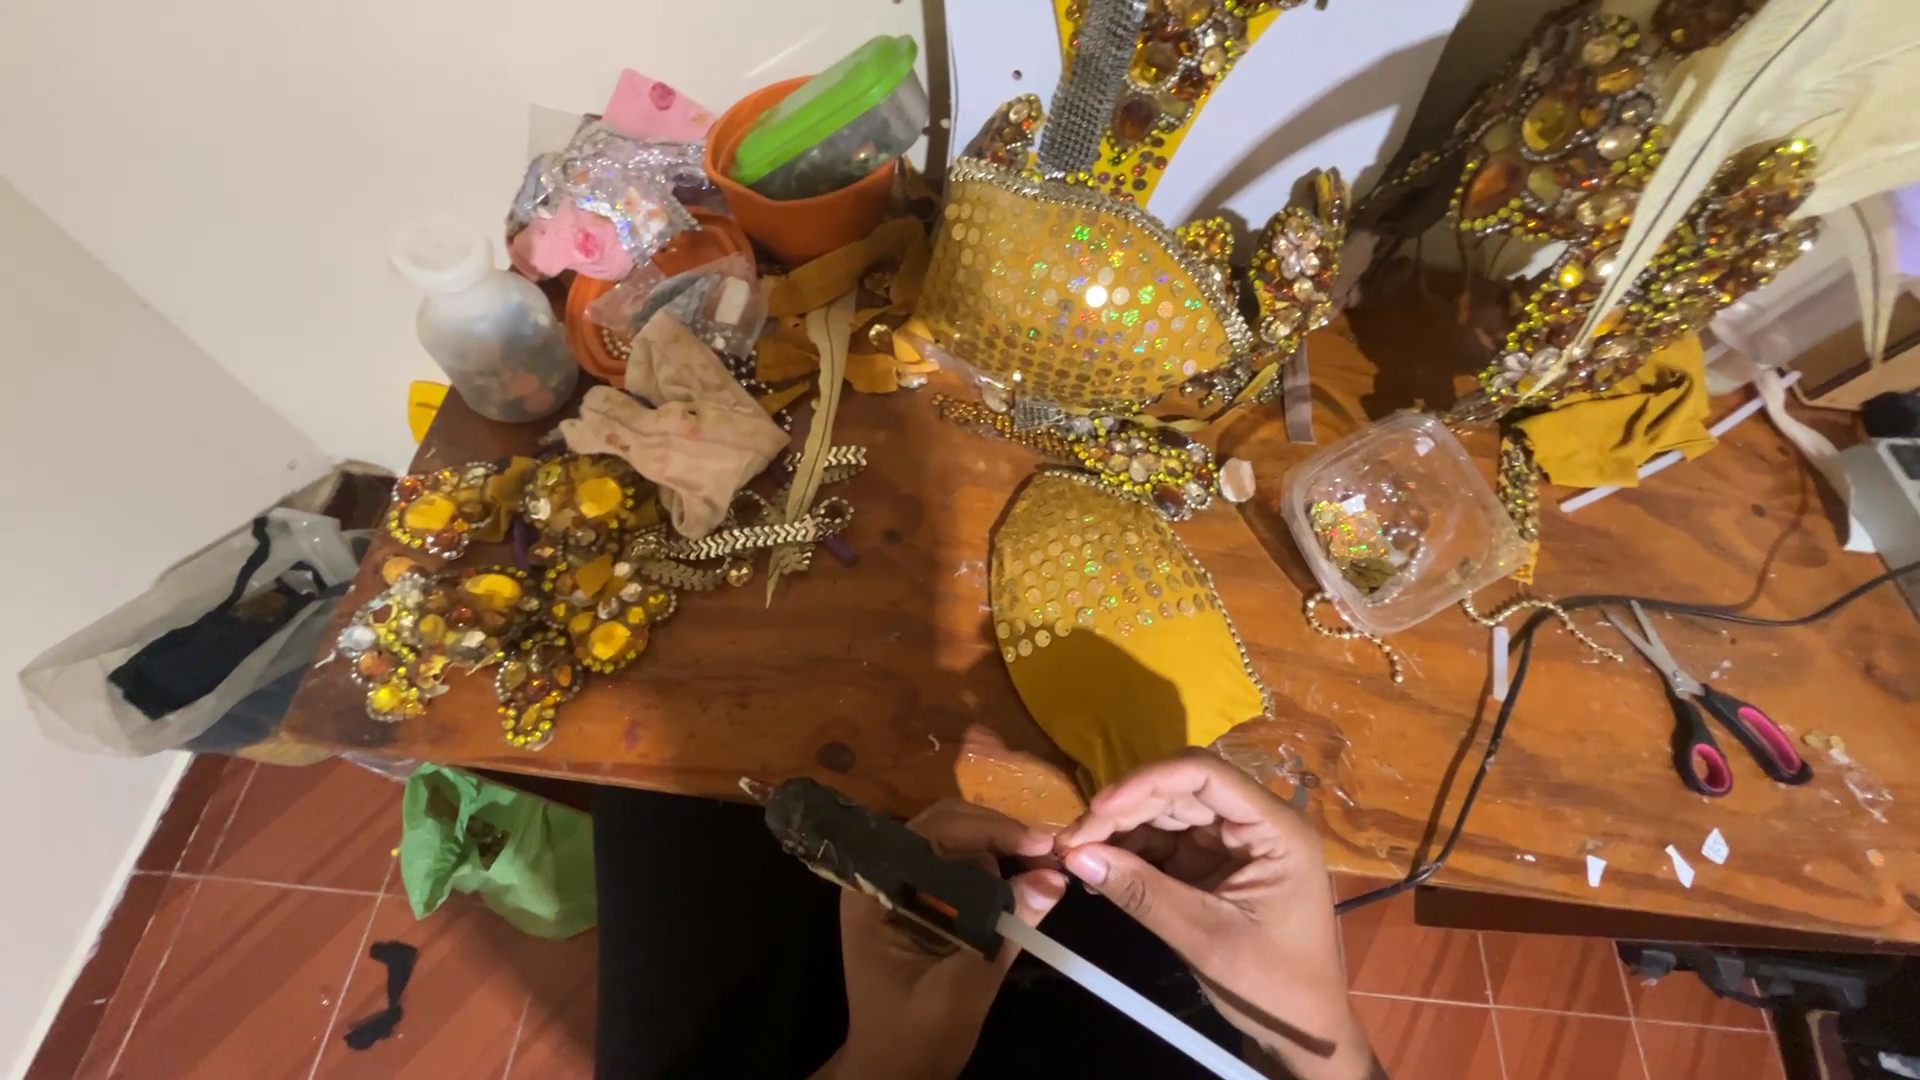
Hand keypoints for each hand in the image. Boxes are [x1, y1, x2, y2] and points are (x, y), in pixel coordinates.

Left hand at [822, 799, 1067, 1079]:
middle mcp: (881, 873)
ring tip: (1040, 868)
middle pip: (945, 824)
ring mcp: (899, 881)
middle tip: (1047, 853)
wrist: (892, 1074)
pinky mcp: (918, 894)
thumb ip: (1005, 930)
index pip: (932, 831)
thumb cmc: (914, 1038)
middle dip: (998, 834)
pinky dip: (992, 868)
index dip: (988, 830)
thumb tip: (1054, 878)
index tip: (1038, 844)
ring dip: (998, 847)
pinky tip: (1020, 885)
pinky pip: (959, 863)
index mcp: (874, 889)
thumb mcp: (963, 989)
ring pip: (956, 838)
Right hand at [1055, 750, 1377, 1079]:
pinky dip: (1127, 849)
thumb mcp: (1206, 938)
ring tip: (1074, 852)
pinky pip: (1160, 839)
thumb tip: (1076, 856)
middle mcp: (1250, 819)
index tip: (1100, 807)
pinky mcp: (1207, 857)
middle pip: (1176, 790)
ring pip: (1162, 810)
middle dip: (1122, 809)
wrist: (1302, 1033)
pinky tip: (1096, 864)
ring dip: (1118, 828)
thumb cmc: (1274, 986)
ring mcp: (1227, 837)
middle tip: (1072, 839)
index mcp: (1273, 827)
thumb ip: (1142, 893)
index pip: (1205, 775)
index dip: (1148, 781)